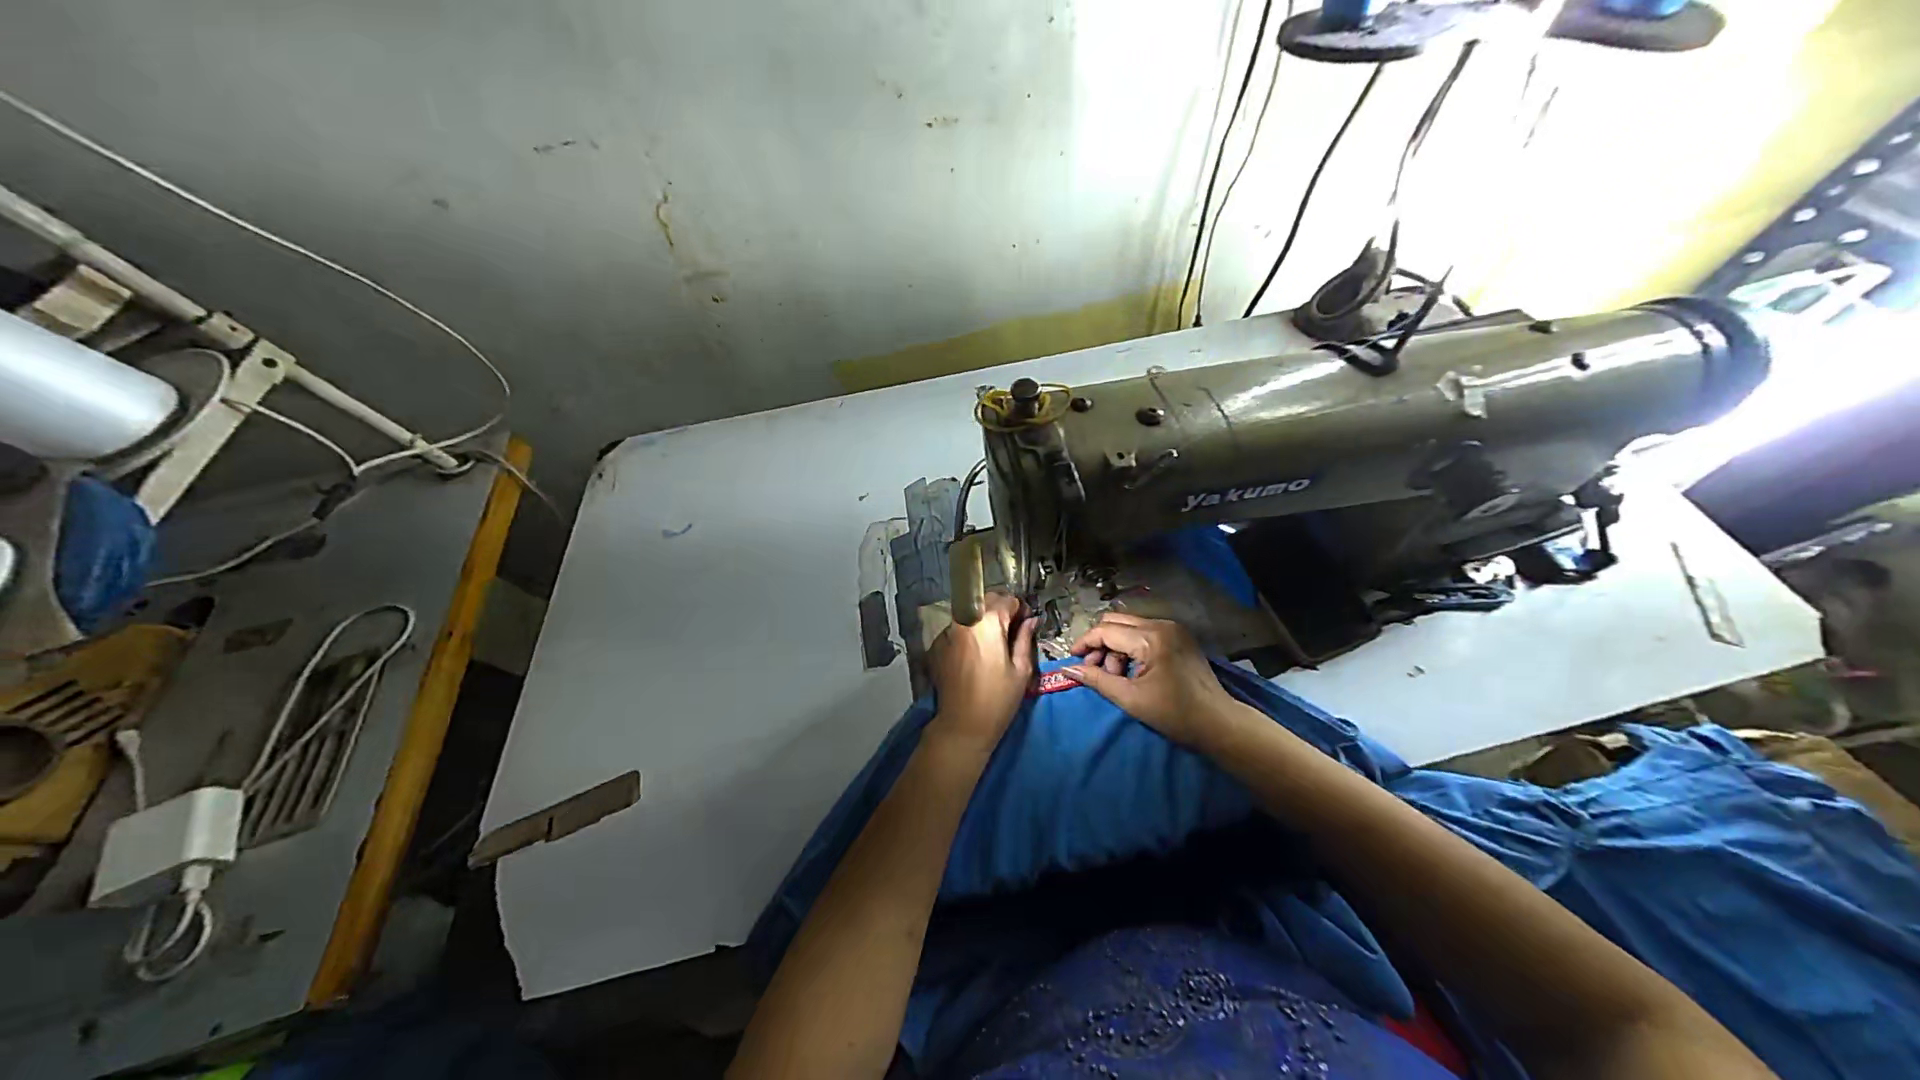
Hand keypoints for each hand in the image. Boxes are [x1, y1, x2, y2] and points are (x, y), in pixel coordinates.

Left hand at [928, 593, 1036, 749]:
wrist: (962, 724)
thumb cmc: (998, 699)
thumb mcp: (1020, 669)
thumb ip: (1025, 638)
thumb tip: (1031, 620)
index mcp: (987, 623)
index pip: (1007, 600)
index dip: (1021, 609)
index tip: (1027, 622)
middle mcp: (964, 620)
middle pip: (986, 601)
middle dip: (1002, 610)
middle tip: (1013, 629)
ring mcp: (947, 632)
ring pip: (971, 614)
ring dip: (984, 621)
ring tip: (995, 642)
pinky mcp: (937, 645)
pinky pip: (958, 629)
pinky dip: (969, 633)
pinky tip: (977, 654)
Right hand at [1060, 612, 1242, 747]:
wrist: (1219, 723)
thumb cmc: (1174, 713)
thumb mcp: (1130, 698)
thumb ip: (1097, 679)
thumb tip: (1068, 669)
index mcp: (1150, 637)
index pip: (1106, 630)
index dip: (1084, 643)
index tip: (1072, 660)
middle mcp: (1162, 625)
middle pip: (1116, 622)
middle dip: (1100, 644)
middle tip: (1093, 669)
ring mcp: (1173, 629)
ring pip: (1129, 627)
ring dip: (1115, 647)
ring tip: (1115, 676)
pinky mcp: (1179, 638)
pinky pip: (1145, 633)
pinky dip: (1131, 648)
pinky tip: (1132, 671)